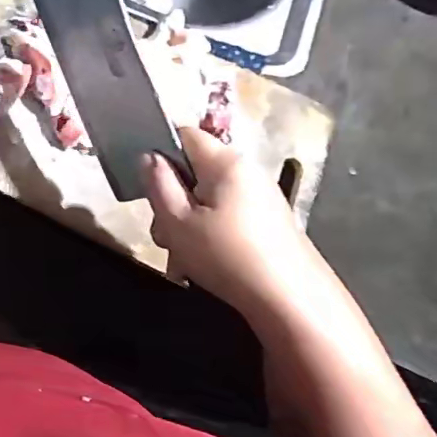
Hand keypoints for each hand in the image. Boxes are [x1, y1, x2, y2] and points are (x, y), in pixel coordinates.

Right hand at [144, 127, 322, 321]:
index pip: (185, 134)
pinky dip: (209, 235)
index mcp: (226, 162)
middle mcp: (247, 172)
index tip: (146, 184)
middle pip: (195, 171)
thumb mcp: (177, 221)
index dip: (160, 151)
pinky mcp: (268, 224)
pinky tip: (203, 265)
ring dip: (187, 223)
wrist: (290, 302)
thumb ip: (158, 184)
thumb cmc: (227, 256)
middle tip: (164, 232)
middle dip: (172, 199)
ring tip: (182, 257)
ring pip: (207, 199)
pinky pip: (226, 217)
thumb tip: (150, 157)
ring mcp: (261, 198)